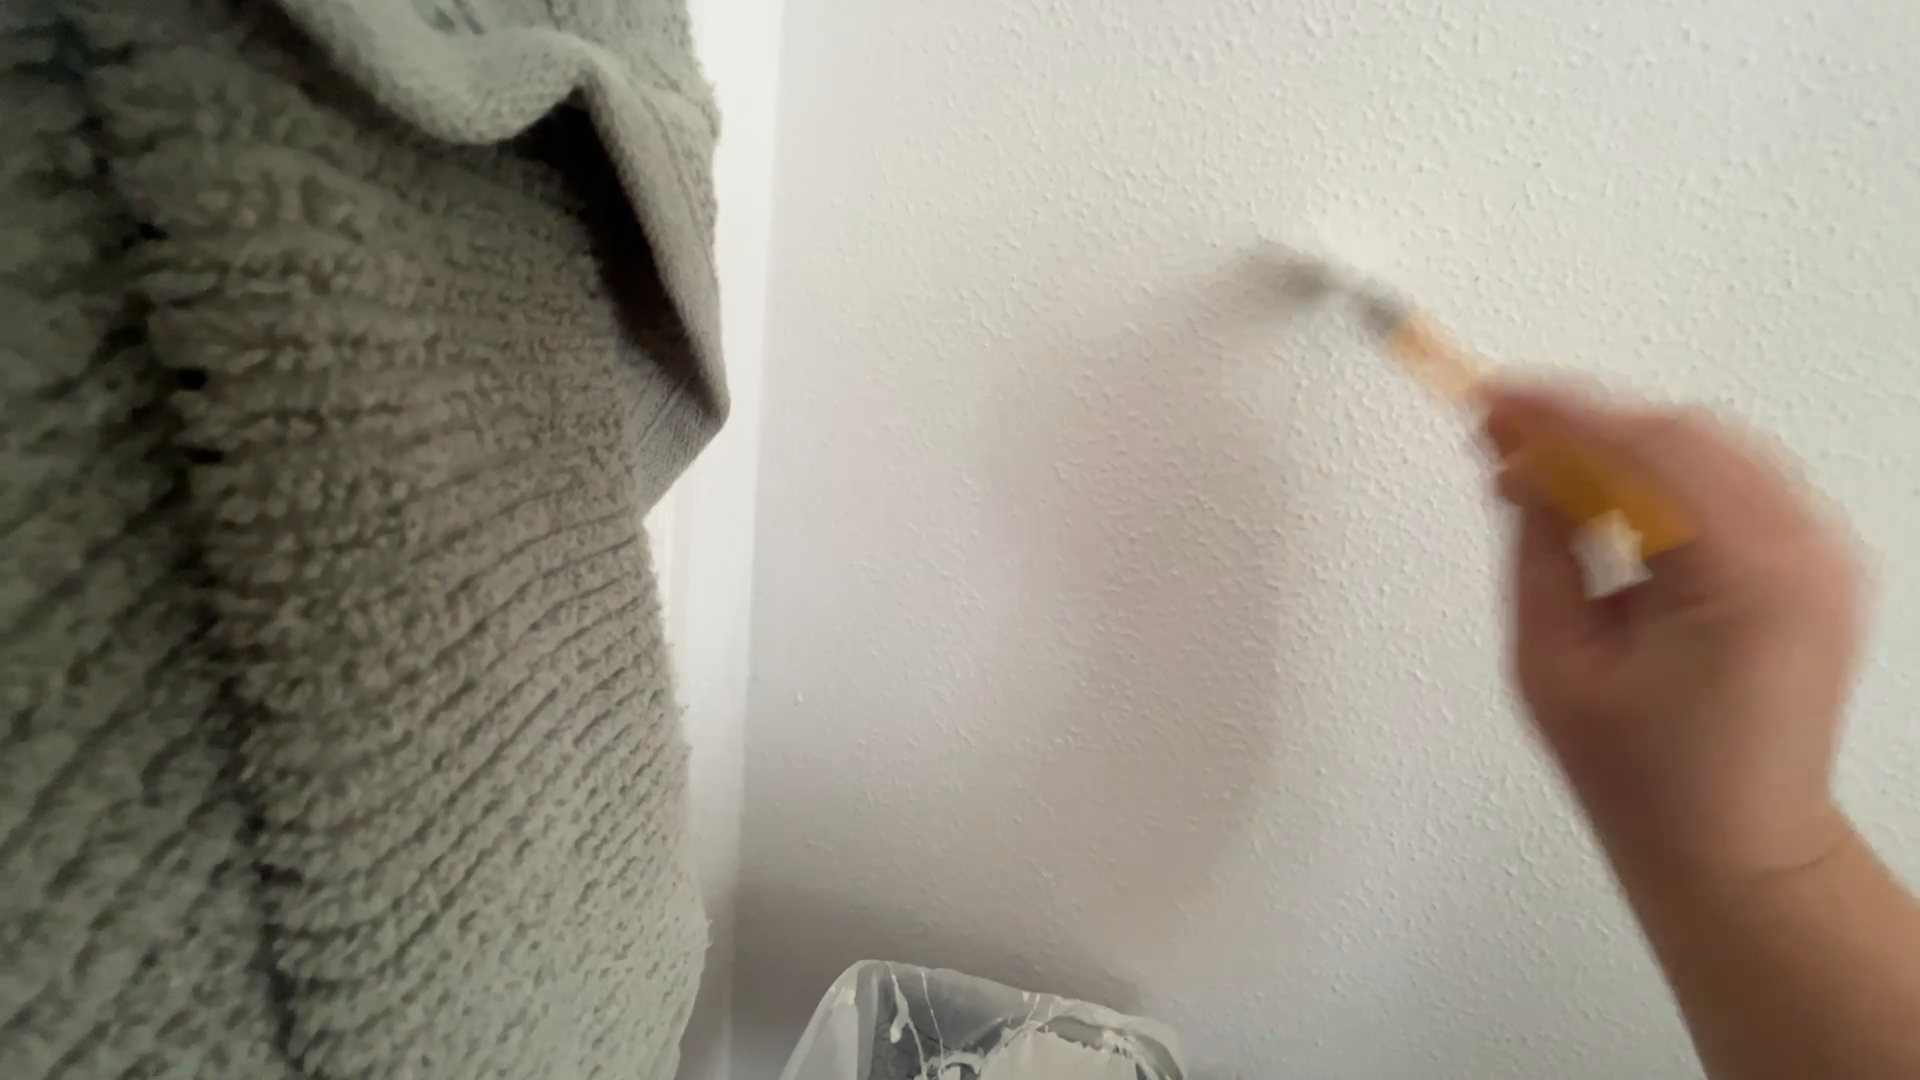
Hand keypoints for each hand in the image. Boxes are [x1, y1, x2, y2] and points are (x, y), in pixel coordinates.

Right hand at [1484, 382, 1862, 890]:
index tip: (1487, 396)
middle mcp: (1807, 554)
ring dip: (1611, 440)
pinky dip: (1646, 469)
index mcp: (1748, 581)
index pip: (1650, 453)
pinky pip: (1721, 484)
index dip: (1559, 412)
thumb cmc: (1631, 765)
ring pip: (1707, 450)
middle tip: (1494, 426)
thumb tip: (1518, 470)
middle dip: (1581, 418)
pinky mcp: (1802, 567)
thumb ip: (1540, 549)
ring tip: (1527, 454)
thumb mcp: (1553, 656)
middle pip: (1687, 436)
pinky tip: (1587, 487)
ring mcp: (1817, 558)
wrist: (1728, 837)